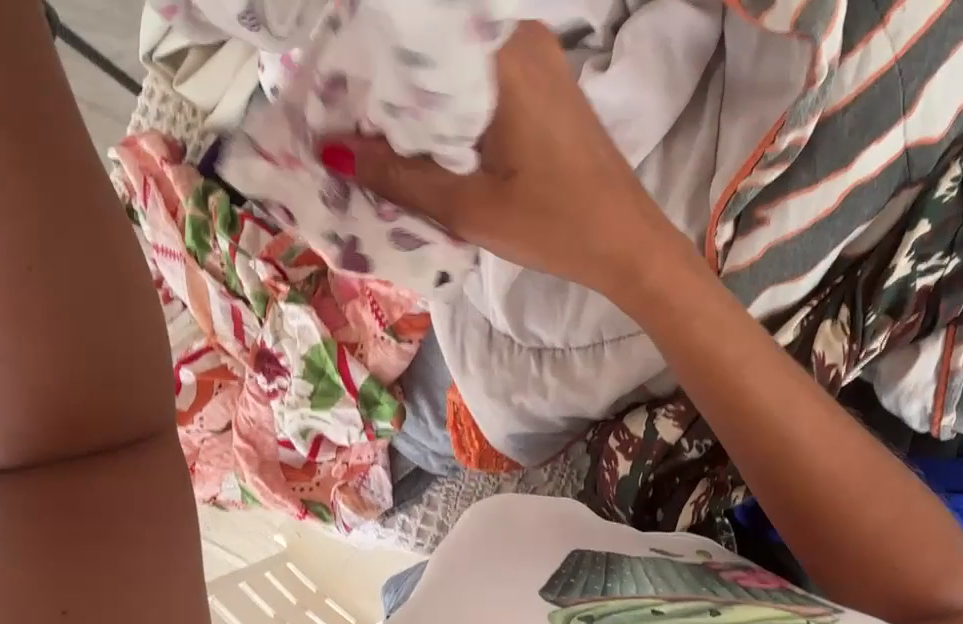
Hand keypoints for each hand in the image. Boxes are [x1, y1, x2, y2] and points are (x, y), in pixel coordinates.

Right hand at [321, 22, 697, 300]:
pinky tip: (425, 138)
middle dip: (388, 84)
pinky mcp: (547, 85)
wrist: (631, 246)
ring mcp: (539, 59)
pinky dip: (451, 107)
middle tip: (345, 121)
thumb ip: (398, 174)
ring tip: (376, 133)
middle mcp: (521, 39)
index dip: (365, 64)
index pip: (412, 37)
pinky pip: (482, 81)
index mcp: (501, 55)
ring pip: (455, 66)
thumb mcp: (469, 207)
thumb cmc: (557, 226)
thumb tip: (332, 150)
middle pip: (432, 48)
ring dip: (419, 99)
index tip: (331, 97)